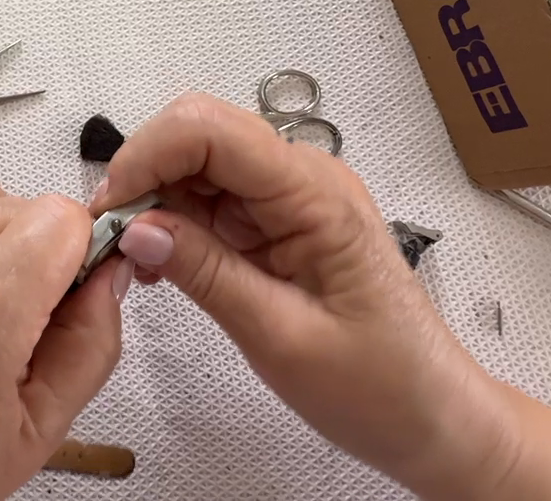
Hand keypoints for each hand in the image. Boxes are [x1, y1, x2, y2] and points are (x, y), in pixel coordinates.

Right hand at [90, 93, 511, 494]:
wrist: (438, 419)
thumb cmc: (380, 388)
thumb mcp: (283, 339)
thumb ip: (205, 274)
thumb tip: (132, 228)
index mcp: (314, 194)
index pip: (212, 130)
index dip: (148, 154)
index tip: (112, 210)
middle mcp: (298, 174)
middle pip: (197, 130)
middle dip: (142, 170)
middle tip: (113, 231)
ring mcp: (285, 190)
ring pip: (192, 157)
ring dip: (151, 195)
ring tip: (135, 255)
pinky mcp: (271, 212)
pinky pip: (203, 190)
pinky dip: (169, 215)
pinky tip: (159, 258)